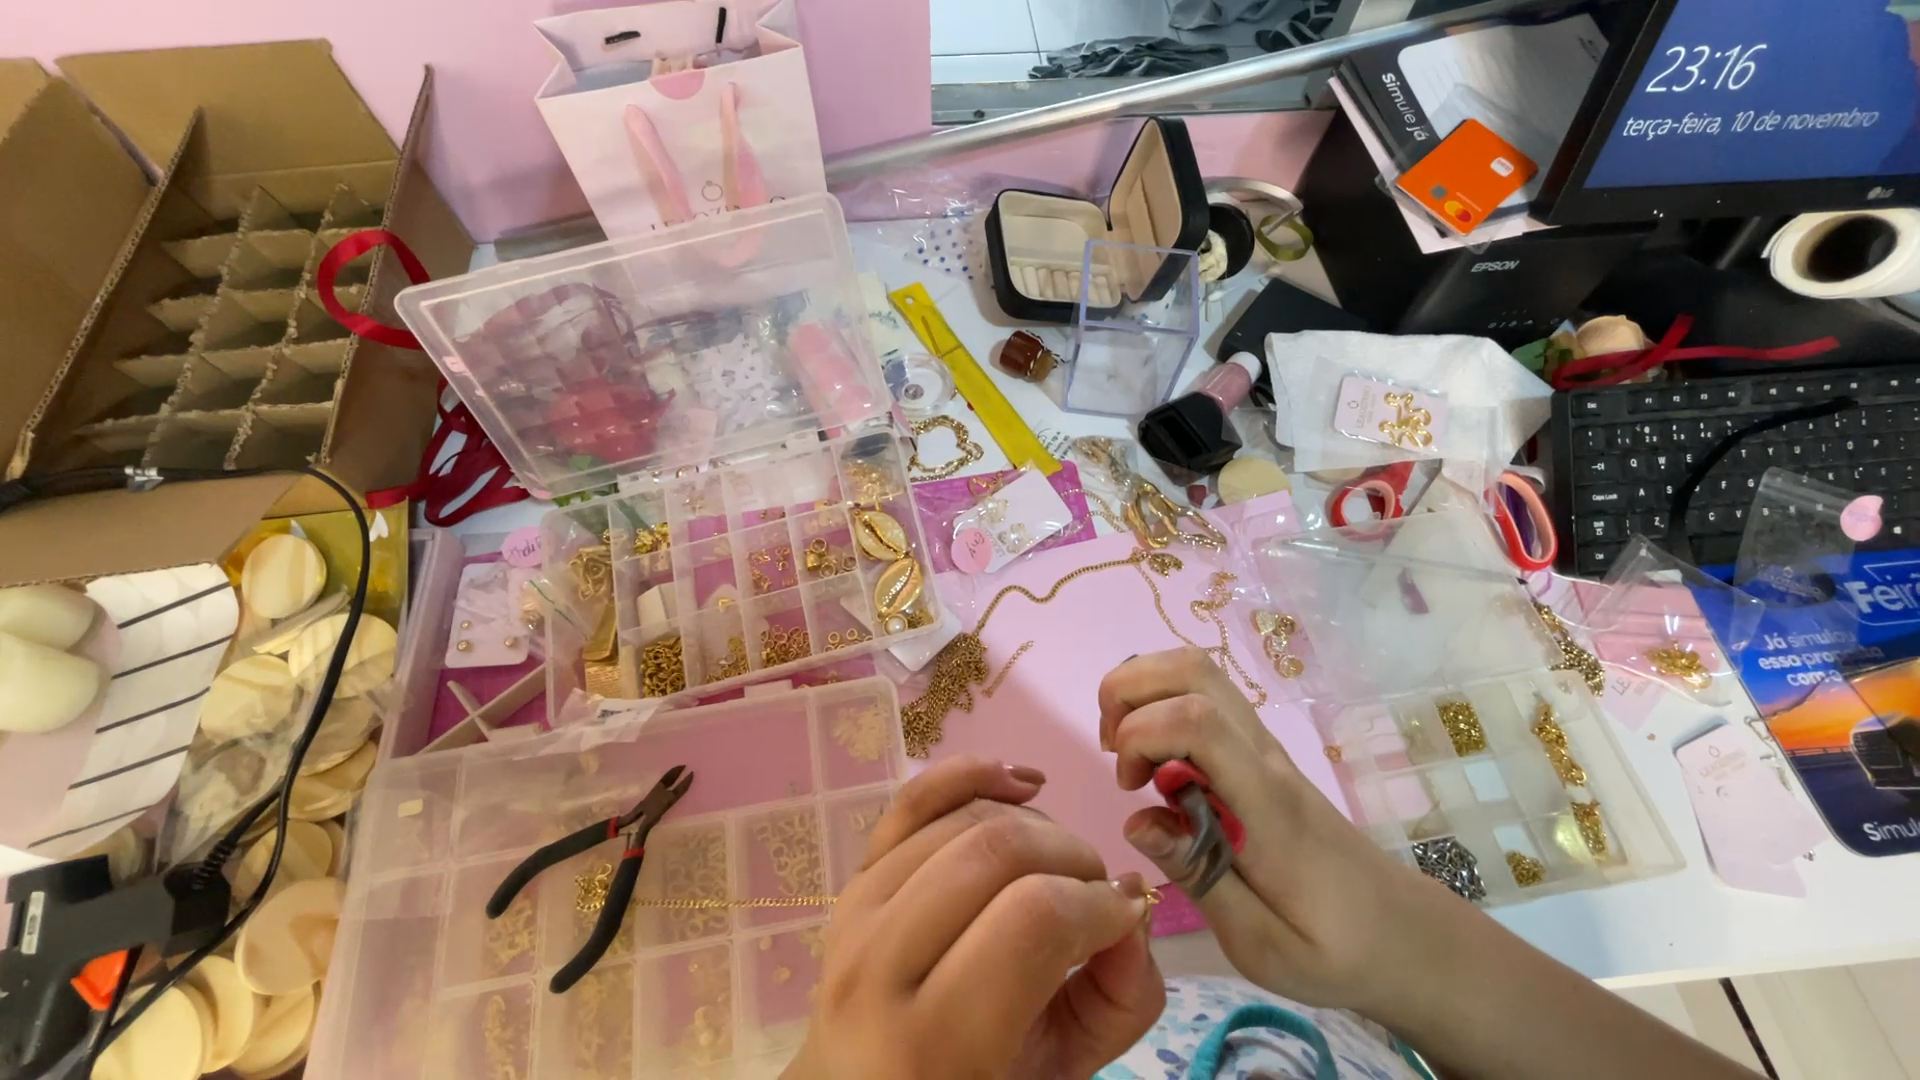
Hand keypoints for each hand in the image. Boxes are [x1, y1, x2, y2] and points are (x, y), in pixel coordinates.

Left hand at [785, 756, 1164, 1079]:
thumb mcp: (1058, 1073)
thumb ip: (1115, 1003)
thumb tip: (1131, 909)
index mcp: (930, 1042)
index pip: (1033, 919)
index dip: (1097, 904)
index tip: (1127, 915)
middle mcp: (878, 966)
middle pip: (997, 852)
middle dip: (1071, 856)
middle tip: (1098, 891)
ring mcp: (858, 909)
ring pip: (964, 820)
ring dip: (1036, 824)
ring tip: (1065, 861)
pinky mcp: (854, 875)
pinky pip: (914, 800)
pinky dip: (973, 774)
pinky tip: (1023, 784)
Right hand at [1099, 648, 1469, 1020]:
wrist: (1405, 935)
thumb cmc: (1333, 949)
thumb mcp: (1261, 945)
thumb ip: (1197, 875)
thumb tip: (1134, 819)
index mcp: (1266, 803)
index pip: (1198, 721)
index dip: (1141, 733)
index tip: (1129, 787)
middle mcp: (1265, 756)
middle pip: (1192, 669)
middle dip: (1127, 692)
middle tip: (1115, 756)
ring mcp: (1266, 747)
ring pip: (1197, 670)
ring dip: (1141, 692)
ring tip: (1127, 754)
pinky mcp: (1262, 752)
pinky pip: (1205, 695)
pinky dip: (1160, 704)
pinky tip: (1155, 761)